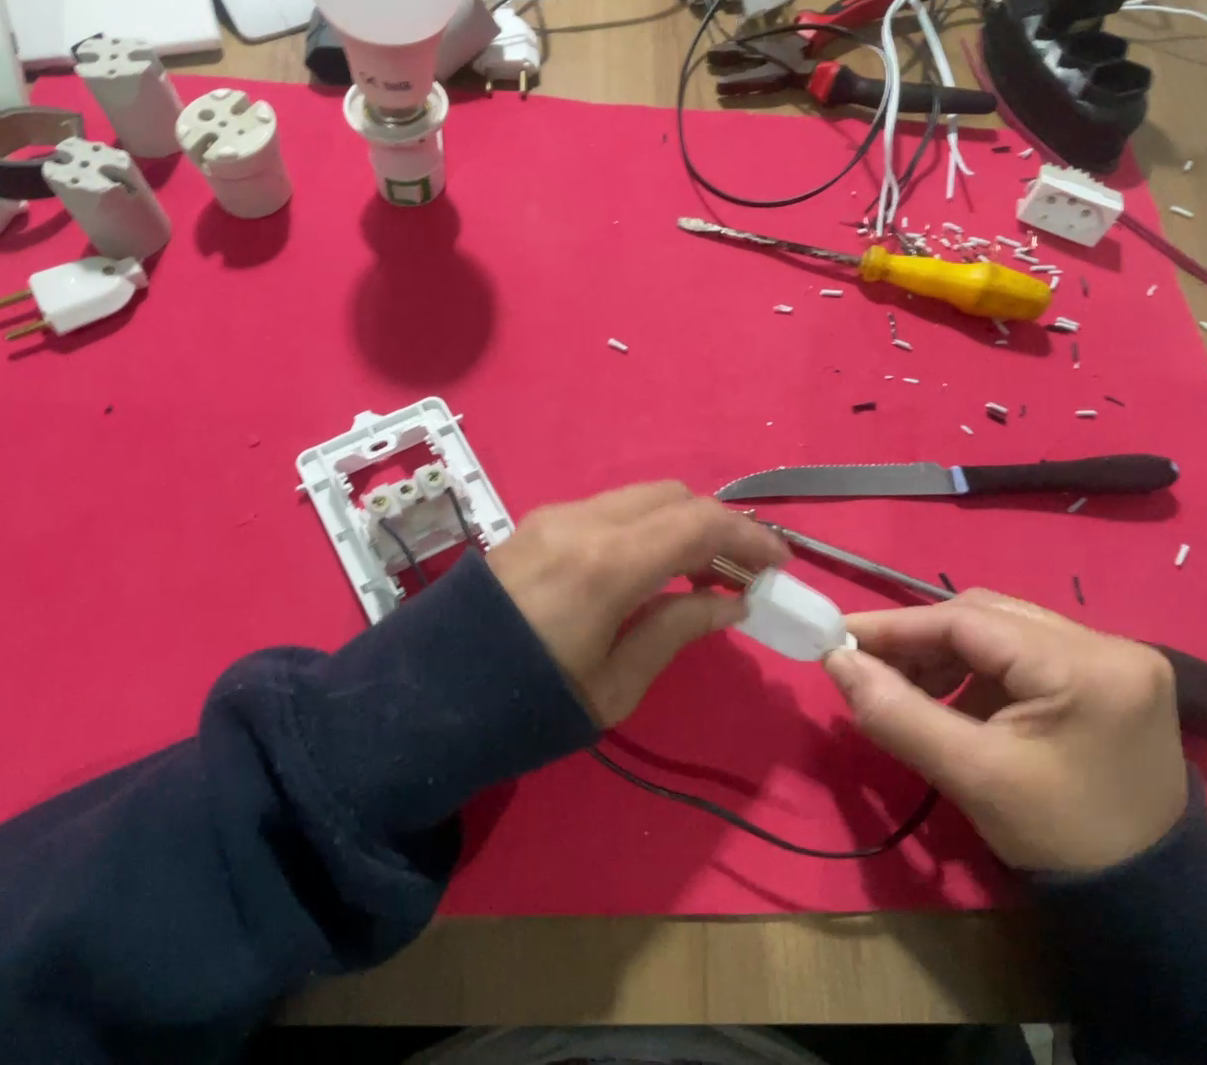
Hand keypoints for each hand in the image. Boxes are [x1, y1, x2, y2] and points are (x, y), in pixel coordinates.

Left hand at [487, 481, 787, 727]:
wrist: (425, 702)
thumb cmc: (526, 708)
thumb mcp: (615, 686)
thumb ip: (676, 631)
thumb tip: (732, 603)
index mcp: (606, 563)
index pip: (700, 522)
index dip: (750, 537)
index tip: (780, 564)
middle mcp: (580, 522)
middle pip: (672, 498)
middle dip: (718, 527)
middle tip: (743, 575)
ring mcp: (551, 517)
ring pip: (638, 499)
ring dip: (680, 525)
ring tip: (702, 576)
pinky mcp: (532, 526)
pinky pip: (606, 511)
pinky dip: (643, 529)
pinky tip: (651, 572)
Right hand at [823, 590, 1187, 872]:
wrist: (1143, 892)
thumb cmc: (1056, 835)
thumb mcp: (969, 774)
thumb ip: (896, 712)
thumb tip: (836, 660)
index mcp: (1085, 666)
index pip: (970, 621)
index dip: (897, 626)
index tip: (839, 637)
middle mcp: (1109, 644)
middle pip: (988, 616)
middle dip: (921, 639)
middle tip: (868, 666)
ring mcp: (1115, 658)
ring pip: (1003, 630)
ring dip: (947, 653)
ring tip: (909, 689)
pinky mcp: (1108, 677)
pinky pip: (1024, 652)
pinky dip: (978, 669)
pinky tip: (955, 699)